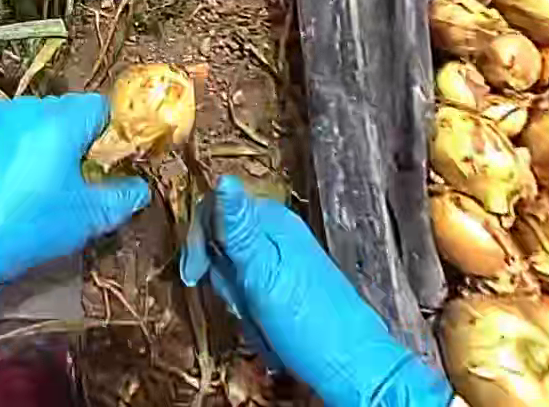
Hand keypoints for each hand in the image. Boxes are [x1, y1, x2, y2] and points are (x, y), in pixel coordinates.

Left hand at [0, 93, 150, 318]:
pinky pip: (12, 125)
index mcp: (63, 120)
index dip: (109, 134)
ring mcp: (2, 112)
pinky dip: (19, 142)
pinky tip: (9, 175)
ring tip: (37, 179)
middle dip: (77, 139)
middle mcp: (33, 105)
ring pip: (40, 118)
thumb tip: (140, 188)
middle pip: (70, 112)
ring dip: (46, 140)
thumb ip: (120, 199)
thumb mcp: (83, 219)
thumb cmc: (24, 225)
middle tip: (73, 178)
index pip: (102, 107)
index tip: (104, 165)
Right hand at [181, 177, 451, 406]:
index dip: (198, 239)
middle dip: (222, 275)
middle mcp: (277, 231)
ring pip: (236, 266)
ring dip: (238, 297)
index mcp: (271, 219)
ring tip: (257, 320)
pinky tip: (265, 328)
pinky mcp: (287, 283)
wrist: (355, 370)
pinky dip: (252, 310)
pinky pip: (252, 286)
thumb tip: (222, 179)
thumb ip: (238, 228)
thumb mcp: (264, 274)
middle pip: (223, 238)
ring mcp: (283, 257)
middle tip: (239, 303)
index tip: (193, 275)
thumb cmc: (309, 323)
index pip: (216, 207)